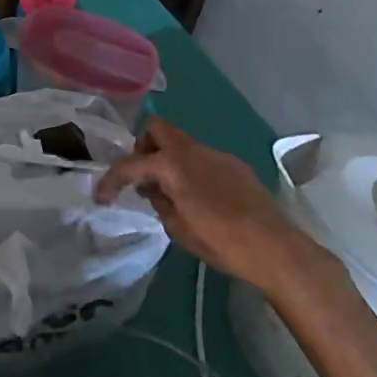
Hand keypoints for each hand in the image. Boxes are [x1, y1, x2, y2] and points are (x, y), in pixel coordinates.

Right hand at [94, 117, 335, 297]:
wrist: (274, 247)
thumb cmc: (220, 241)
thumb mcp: (177, 228)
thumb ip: (160, 202)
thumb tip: (156, 190)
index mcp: (172, 164)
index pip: (130, 165)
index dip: (111, 180)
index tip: (102, 196)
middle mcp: (192, 150)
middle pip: (157, 129)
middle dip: (144, 147)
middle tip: (144, 177)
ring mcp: (217, 154)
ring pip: (182, 143)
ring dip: (169, 159)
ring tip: (173, 192)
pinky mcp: (236, 165)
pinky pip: (203, 158)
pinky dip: (192, 169)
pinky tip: (202, 198)